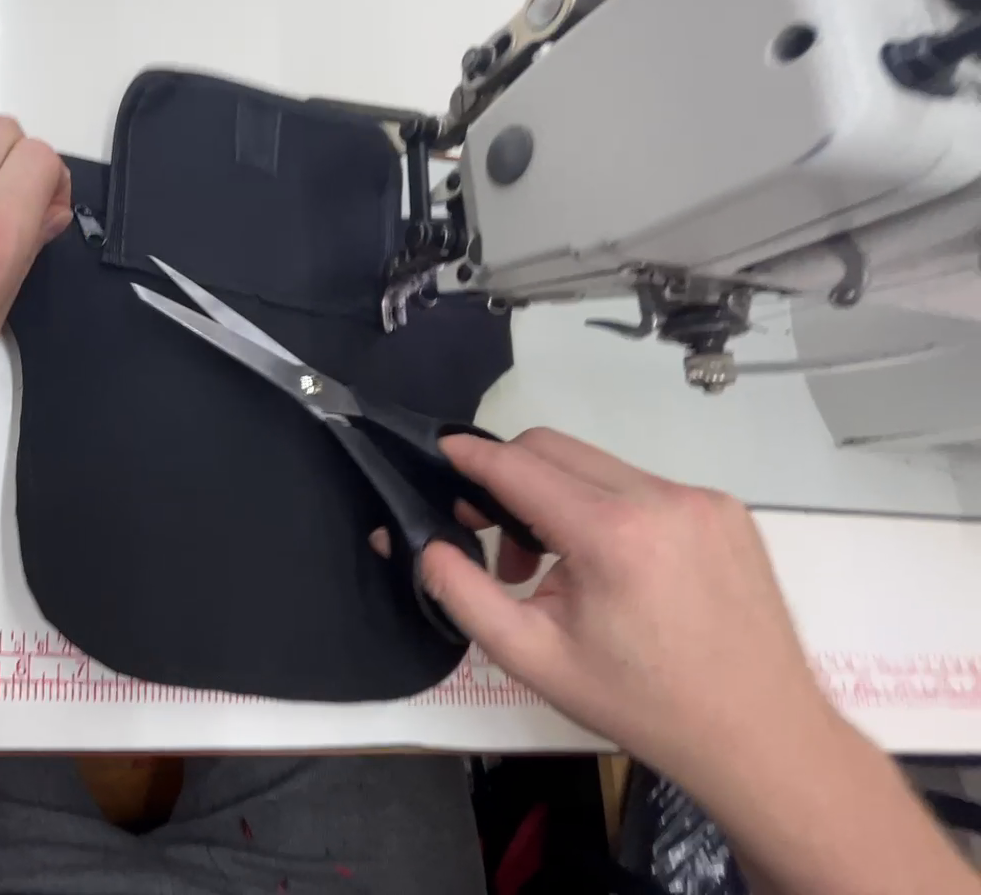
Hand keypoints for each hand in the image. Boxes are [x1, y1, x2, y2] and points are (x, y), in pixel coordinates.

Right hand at [420, 429, 830, 791]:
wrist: (766, 741)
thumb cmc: (638, 701)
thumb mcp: (528, 655)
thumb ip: (461, 591)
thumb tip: (425, 543)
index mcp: (612, 533)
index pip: (517, 465)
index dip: (469, 455)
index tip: (437, 450)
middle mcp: (662, 500)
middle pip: (551, 448)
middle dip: (504, 475)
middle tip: (485, 529)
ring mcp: (703, 501)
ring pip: (591, 464)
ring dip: (550, 494)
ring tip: (548, 563)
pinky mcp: (726, 512)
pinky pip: (633, 483)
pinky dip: (596, 504)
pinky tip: (601, 562)